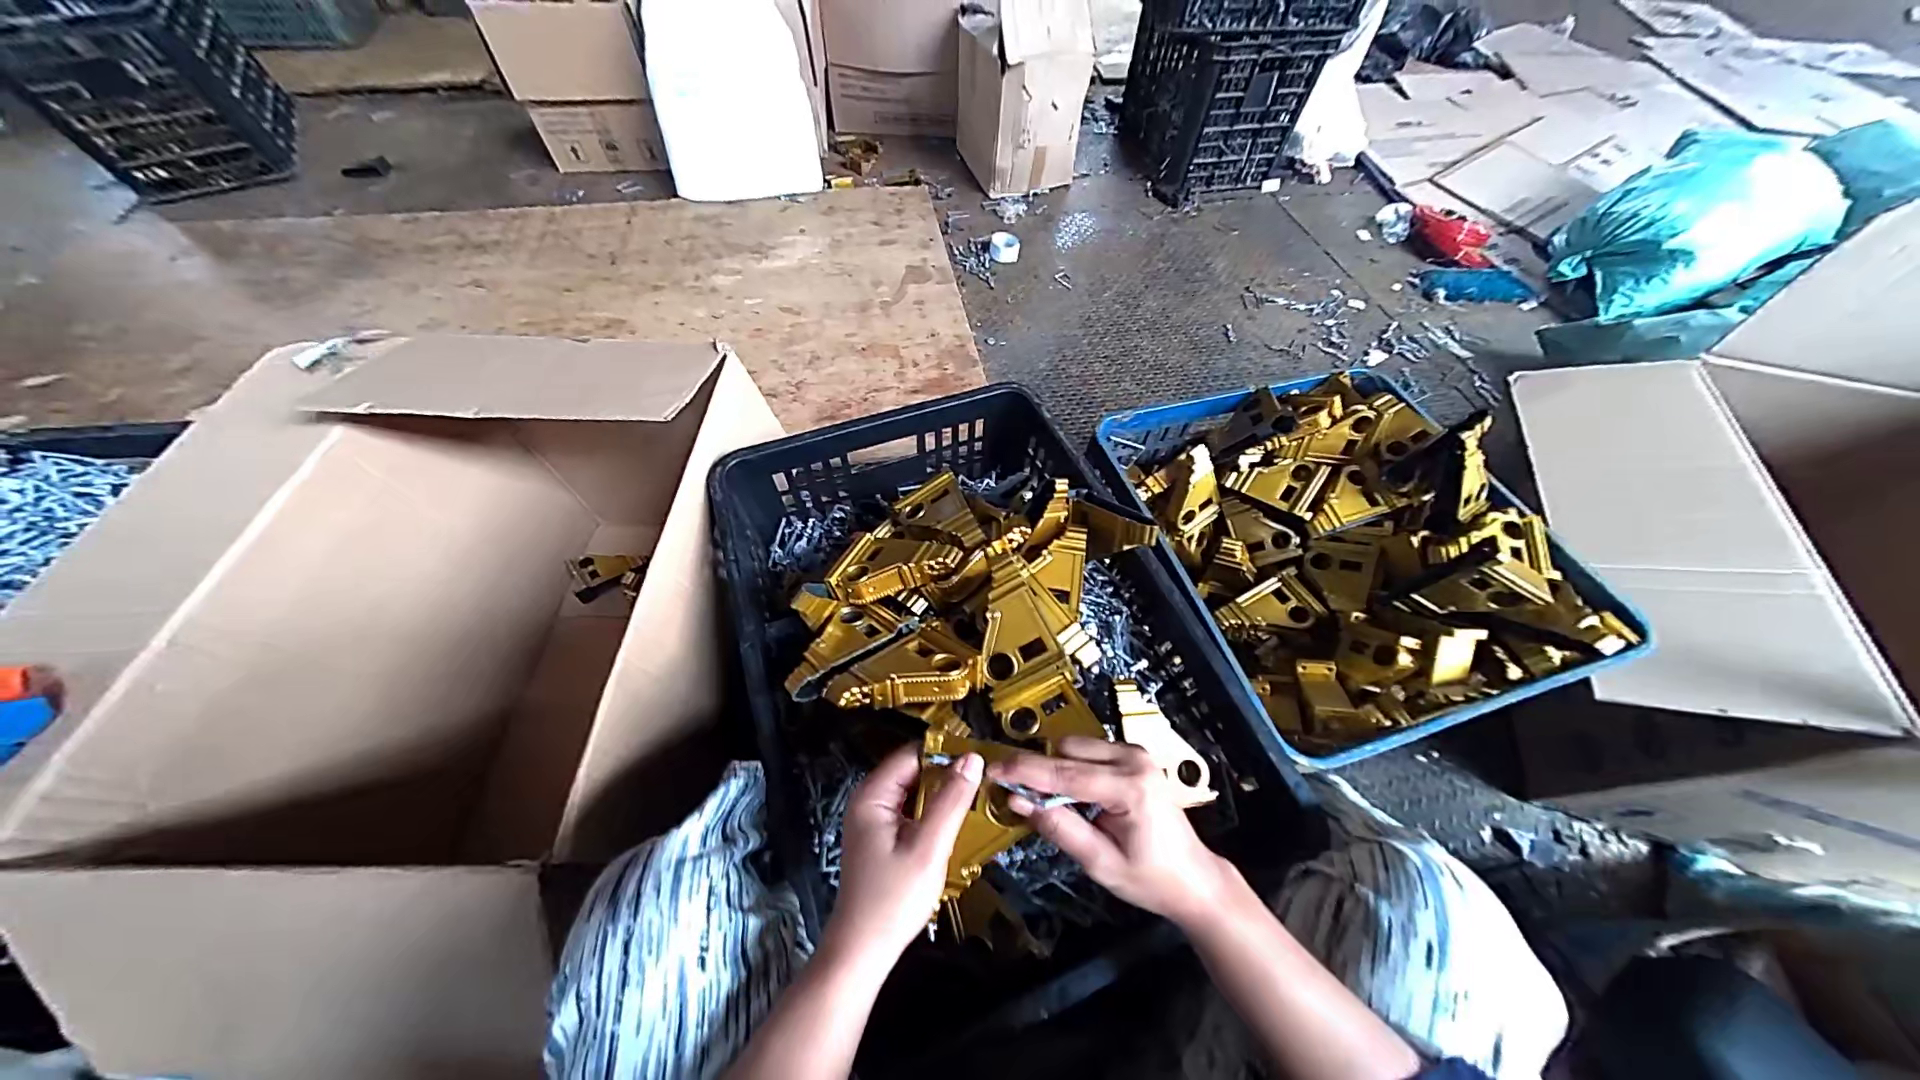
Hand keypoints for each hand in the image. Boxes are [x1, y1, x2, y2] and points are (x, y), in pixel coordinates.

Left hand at [822, 743, 982, 972]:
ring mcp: (873, 819)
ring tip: (977, 800)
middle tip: (984, 782)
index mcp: (872, 794)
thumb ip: (951, 801)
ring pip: (915, 792)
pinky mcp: (881, 837)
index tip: (980, 760)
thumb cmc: (893, 899)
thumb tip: (972, 758)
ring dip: (942, 795)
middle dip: (947, 774)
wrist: (862, 951)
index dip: (946, 753)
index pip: (913, 754)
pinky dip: (933, 813)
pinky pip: (912, 811)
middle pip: (914, 771)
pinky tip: (955, 824)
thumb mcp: (928, 848)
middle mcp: (869, 799)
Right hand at [989, 736, 1236, 928]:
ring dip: (1055, 768)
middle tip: (1020, 798)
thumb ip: (1058, 827)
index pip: (1064, 774)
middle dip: (1038, 770)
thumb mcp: (1099, 862)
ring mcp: (1134, 753)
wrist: (1193, 877)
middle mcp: (1133, 760)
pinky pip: (1087, 751)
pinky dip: (1070, 767)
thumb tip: (1019, 802)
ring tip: (1052, 804)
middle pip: (1066, 750)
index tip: (994, 771)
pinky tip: (1073, 796)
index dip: (1024, 772)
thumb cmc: (1151, 878)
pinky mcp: (1132, 755)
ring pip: (1074, 746)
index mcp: (1129, 787)